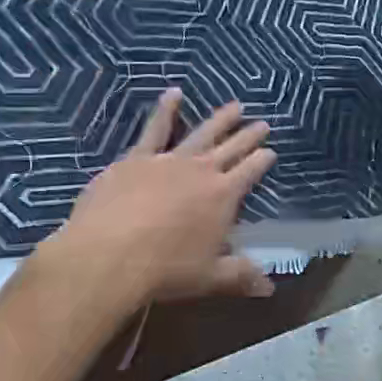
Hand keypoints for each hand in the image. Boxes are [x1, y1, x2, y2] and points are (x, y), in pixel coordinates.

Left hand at [29, 89, 277, 311]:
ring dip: (219, 119)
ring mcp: (168, 160)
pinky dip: (165, 109)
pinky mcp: (136, 158)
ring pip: (200, 133)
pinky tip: (173, 93)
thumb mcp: (209, 278)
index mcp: (222, 197)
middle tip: (262, 122)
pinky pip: (154, 128)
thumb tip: (270, 287)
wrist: (110, 253)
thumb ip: (240, 276)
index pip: (249, 173)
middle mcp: (200, 171)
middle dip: (247, 136)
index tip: (271, 150)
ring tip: (234, 105)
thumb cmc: (165, 270)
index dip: (262, 161)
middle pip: (230, 148)